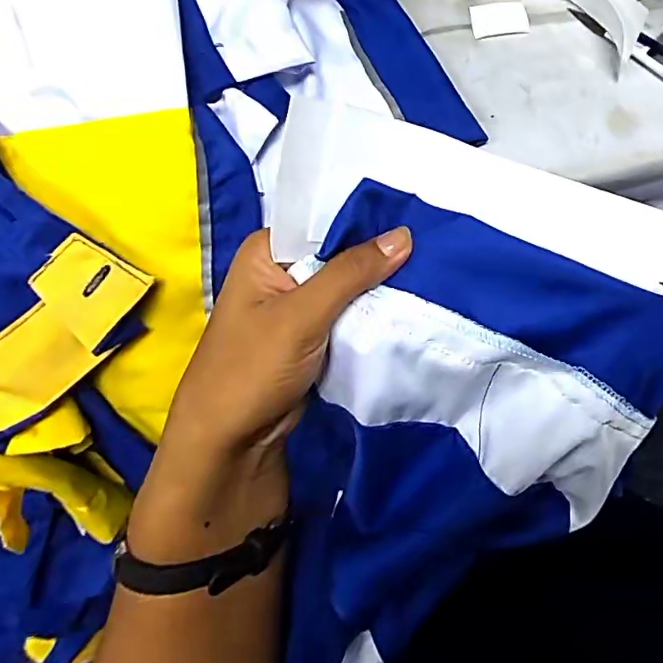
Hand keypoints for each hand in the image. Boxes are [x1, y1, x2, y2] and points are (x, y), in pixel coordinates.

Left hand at [127, 227, 410, 562]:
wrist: (231, 448)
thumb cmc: (251, 369)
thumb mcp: (301, 315)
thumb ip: (351, 273)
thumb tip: (403, 236)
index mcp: (266, 251)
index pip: (323, 220)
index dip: (365, 218)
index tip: (412, 214)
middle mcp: (281, 271)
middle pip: (339, 252)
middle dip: (378, 254)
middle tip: (431, 242)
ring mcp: (298, 305)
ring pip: (348, 285)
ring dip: (379, 284)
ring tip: (429, 267)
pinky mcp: (313, 335)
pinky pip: (349, 313)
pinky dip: (372, 311)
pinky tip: (407, 301)